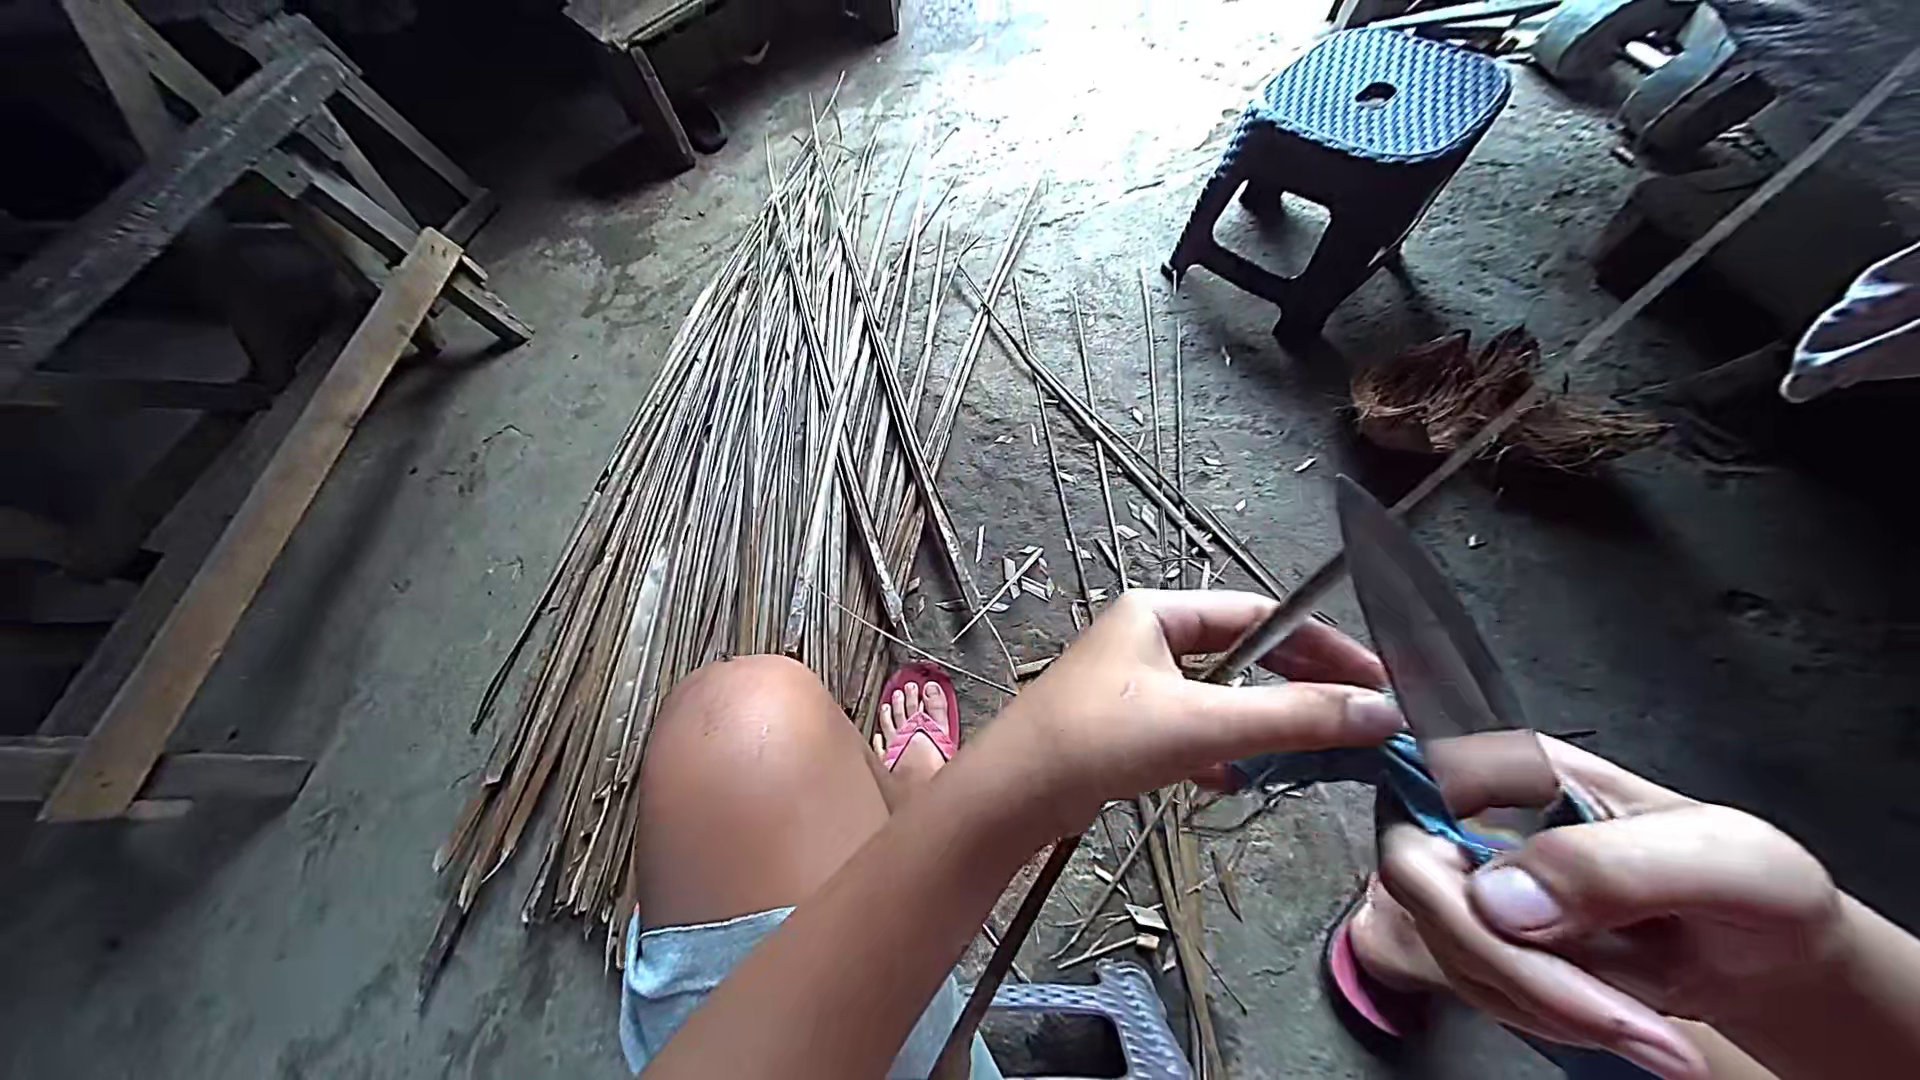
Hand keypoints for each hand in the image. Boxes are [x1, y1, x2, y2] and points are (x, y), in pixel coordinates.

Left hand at [963, 589, 1403, 842]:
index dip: (1320, 645)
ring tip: (1304, 754)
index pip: (1257, 614)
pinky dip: (1217, 748)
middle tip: (1354, 719)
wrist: (1017, 791)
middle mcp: (1144, 635)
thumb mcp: (1202, 722)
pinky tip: (1231, 778)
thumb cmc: (1102, 737)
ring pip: (1215, 695)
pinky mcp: (1124, 721)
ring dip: (1256, 723)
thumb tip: (1381, 711)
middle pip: (1239, 654)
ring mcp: (1132, 679)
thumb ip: (1291, 716)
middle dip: (1293, 687)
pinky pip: (1189, 726)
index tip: (1376, 681)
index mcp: (1157, 611)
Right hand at [1378, 737, 1843, 1079]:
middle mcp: (1452, 809)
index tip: (1511, 920)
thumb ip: (1608, 865)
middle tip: (1625, 1026)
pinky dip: (1540, 1014)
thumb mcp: (1725, 861)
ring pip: (1439, 935)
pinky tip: (1608, 1016)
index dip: (1421, 839)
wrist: (1765, 956)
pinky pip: (1468, 976)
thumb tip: (1494, 903)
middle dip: (1511, 962)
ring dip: (1540, 1000)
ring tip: (1648, 1029)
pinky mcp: (1466, 923)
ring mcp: (1452, 867)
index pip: (1412, 785)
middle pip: (1416, 875)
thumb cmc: (1749, 885)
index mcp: (1496, 762)